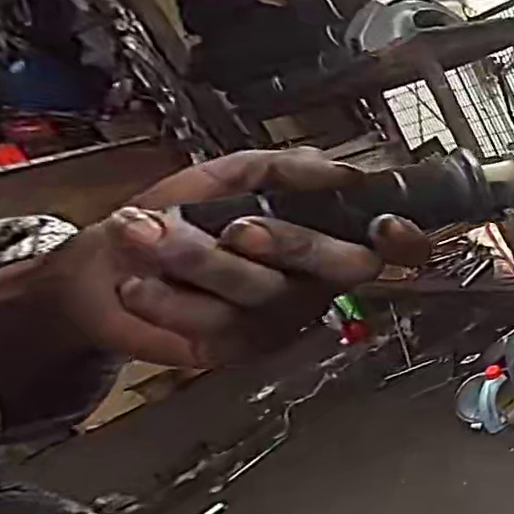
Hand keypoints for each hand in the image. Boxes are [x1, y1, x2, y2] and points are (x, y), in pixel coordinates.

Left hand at [37, 148, 431, 368]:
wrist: (106, 261)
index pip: (399, 246)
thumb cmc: (182, 213)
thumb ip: (287, 167)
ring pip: (266, 291)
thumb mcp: (236, 173)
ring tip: (145, 231)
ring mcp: (284, 314)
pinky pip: (215, 324)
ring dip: (200, 259)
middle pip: (342, 268)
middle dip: (295, 243)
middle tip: (240, 226)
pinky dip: (166, 300)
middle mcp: (320, 278)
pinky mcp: (239, 346)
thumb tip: (343, 171)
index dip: (407, 240)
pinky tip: (138, 282)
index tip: (385, 223)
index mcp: (334, 235)